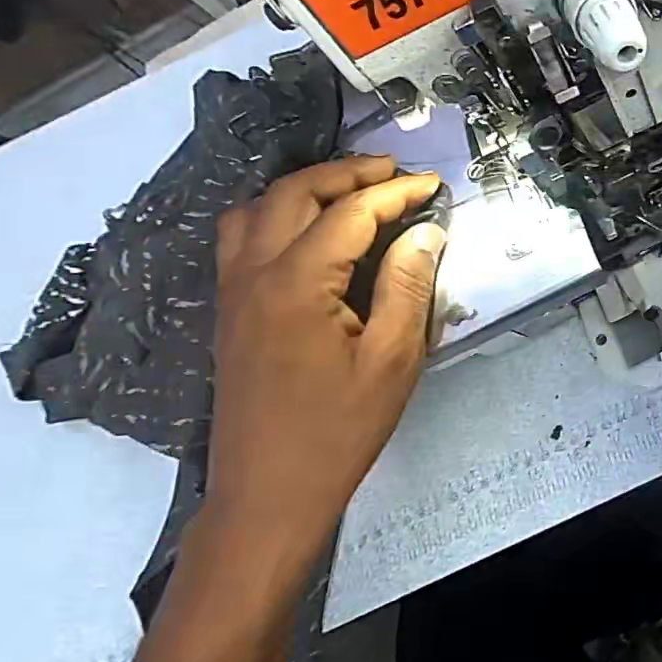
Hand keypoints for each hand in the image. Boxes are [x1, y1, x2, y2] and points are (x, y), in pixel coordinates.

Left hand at [206, 156, 446, 563]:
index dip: (395, 192)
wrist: (270, 488)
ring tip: (352, 191)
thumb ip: (406, 285)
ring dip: (305, 188)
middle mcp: (253, 274)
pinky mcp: (229, 311)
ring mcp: (232, 291)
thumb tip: (424, 233)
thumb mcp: (394, 357)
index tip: (432, 184)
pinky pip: (242, 238)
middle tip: (394, 173)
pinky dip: (277, 214)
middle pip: (292, 195)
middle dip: (346, 174)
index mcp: (296, 283)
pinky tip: (309, 230)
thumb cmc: (341, 426)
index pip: (349, 214)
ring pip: (256, 210)